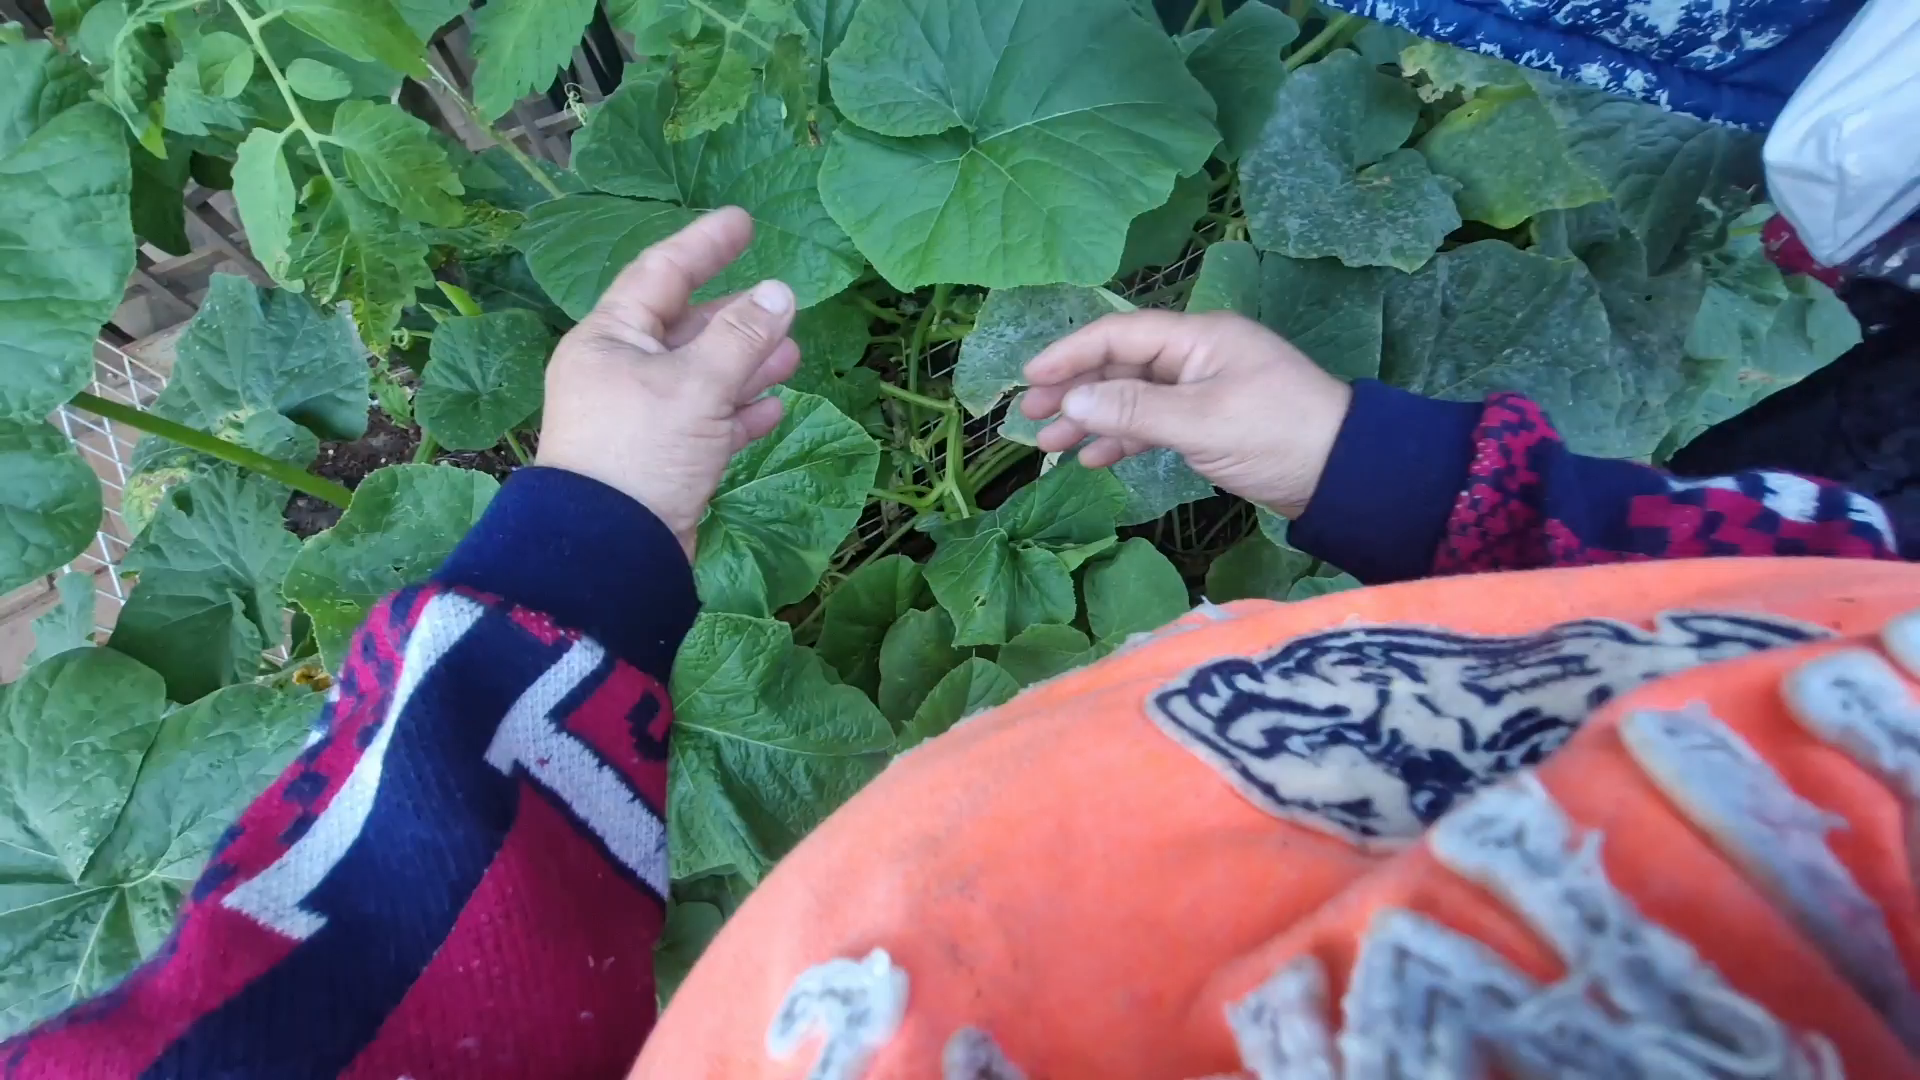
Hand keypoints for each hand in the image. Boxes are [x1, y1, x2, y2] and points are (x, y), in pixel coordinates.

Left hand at [535, 207, 799, 558]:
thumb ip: (741, 338)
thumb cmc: (641, 450)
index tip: (742, 223)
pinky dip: (740, 413)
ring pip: (705, 378)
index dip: (703, 245)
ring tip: (792, 352)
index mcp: (612, 339)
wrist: (612, 548)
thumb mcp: (695, 386)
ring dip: (747, 366)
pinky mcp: (667, 458)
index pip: (661, 274)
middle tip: (784, 302)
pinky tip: (774, 406)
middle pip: (688, 329)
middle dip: (738, 317)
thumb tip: (782, 292)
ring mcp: (646, 417)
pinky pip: (710, 423)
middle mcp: (625, 372)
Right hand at [1020, 310, 1350, 519]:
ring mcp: (1197, 391)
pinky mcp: (1202, 423)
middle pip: (1118, 366)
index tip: (1030, 378)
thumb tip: (1071, 402)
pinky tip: (1092, 459)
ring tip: (1050, 445)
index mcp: (1198, 338)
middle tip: (1031, 417)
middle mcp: (1193, 357)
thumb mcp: (1202, 421)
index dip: (1070, 353)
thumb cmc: (1276, 434)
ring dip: (1090, 420)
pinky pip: (1149, 425)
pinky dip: (1120, 440)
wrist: (1342, 475)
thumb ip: (1133, 410)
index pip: (1119, 335)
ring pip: (1129, 398)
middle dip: (1073, 390)